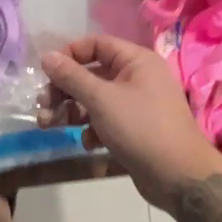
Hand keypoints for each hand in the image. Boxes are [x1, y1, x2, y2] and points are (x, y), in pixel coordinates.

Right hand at [42, 35, 221, 206]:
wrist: (178, 176)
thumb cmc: (140, 127)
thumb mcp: (101, 99)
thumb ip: (71, 76)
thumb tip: (46, 56)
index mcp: (136, 61)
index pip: (96, 44)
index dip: (69, 55)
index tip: (47, 72)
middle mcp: (138, 78)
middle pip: (91, 74)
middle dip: (64, 89)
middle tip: (42, 104)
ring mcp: (137, 104)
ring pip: (95, 99)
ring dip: (71, 111)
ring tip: (48, 124)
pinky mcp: (134, 129)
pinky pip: (105, 120)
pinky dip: (92, 129)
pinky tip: (89, 144)